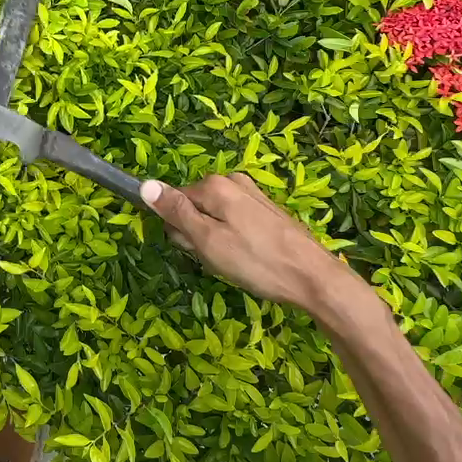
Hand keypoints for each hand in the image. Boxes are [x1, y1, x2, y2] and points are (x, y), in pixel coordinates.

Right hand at [140, 173, 365, 319]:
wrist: (316, 280)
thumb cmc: (256, 262)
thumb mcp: (207, 241)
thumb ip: (176, 212)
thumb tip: (145, 185)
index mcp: (214, 185)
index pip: (174, 202)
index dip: (179, 230)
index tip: (196, 250)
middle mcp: (233, 181)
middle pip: (195, 207)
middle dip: (198, 234)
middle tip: (218, 258)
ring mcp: (253, 195)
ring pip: (216, 216)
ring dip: (217, 240)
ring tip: (237, 262)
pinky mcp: (268, 211)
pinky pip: (236, 221)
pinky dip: (237, 240)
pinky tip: (251, 259)